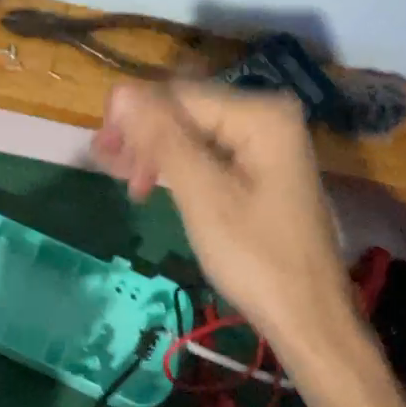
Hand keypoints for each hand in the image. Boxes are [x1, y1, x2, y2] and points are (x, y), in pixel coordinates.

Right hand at [91, 82, 354, 344]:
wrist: (307, 317)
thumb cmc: (255, 258)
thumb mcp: (202, 195)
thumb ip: (162, 138)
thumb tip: (120, 90)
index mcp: (261, 115)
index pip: (178, 95)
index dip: (132, 114)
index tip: (99, 149)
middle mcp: (267, 117)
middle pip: (186, 110)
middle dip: (142, 135)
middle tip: (103, 164)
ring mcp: (266, 143)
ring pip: (192, 133)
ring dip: (153, 152)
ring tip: (122, 179)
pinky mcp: (261, 169)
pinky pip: (207, 153)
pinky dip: (176, 167)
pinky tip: (150, 184)